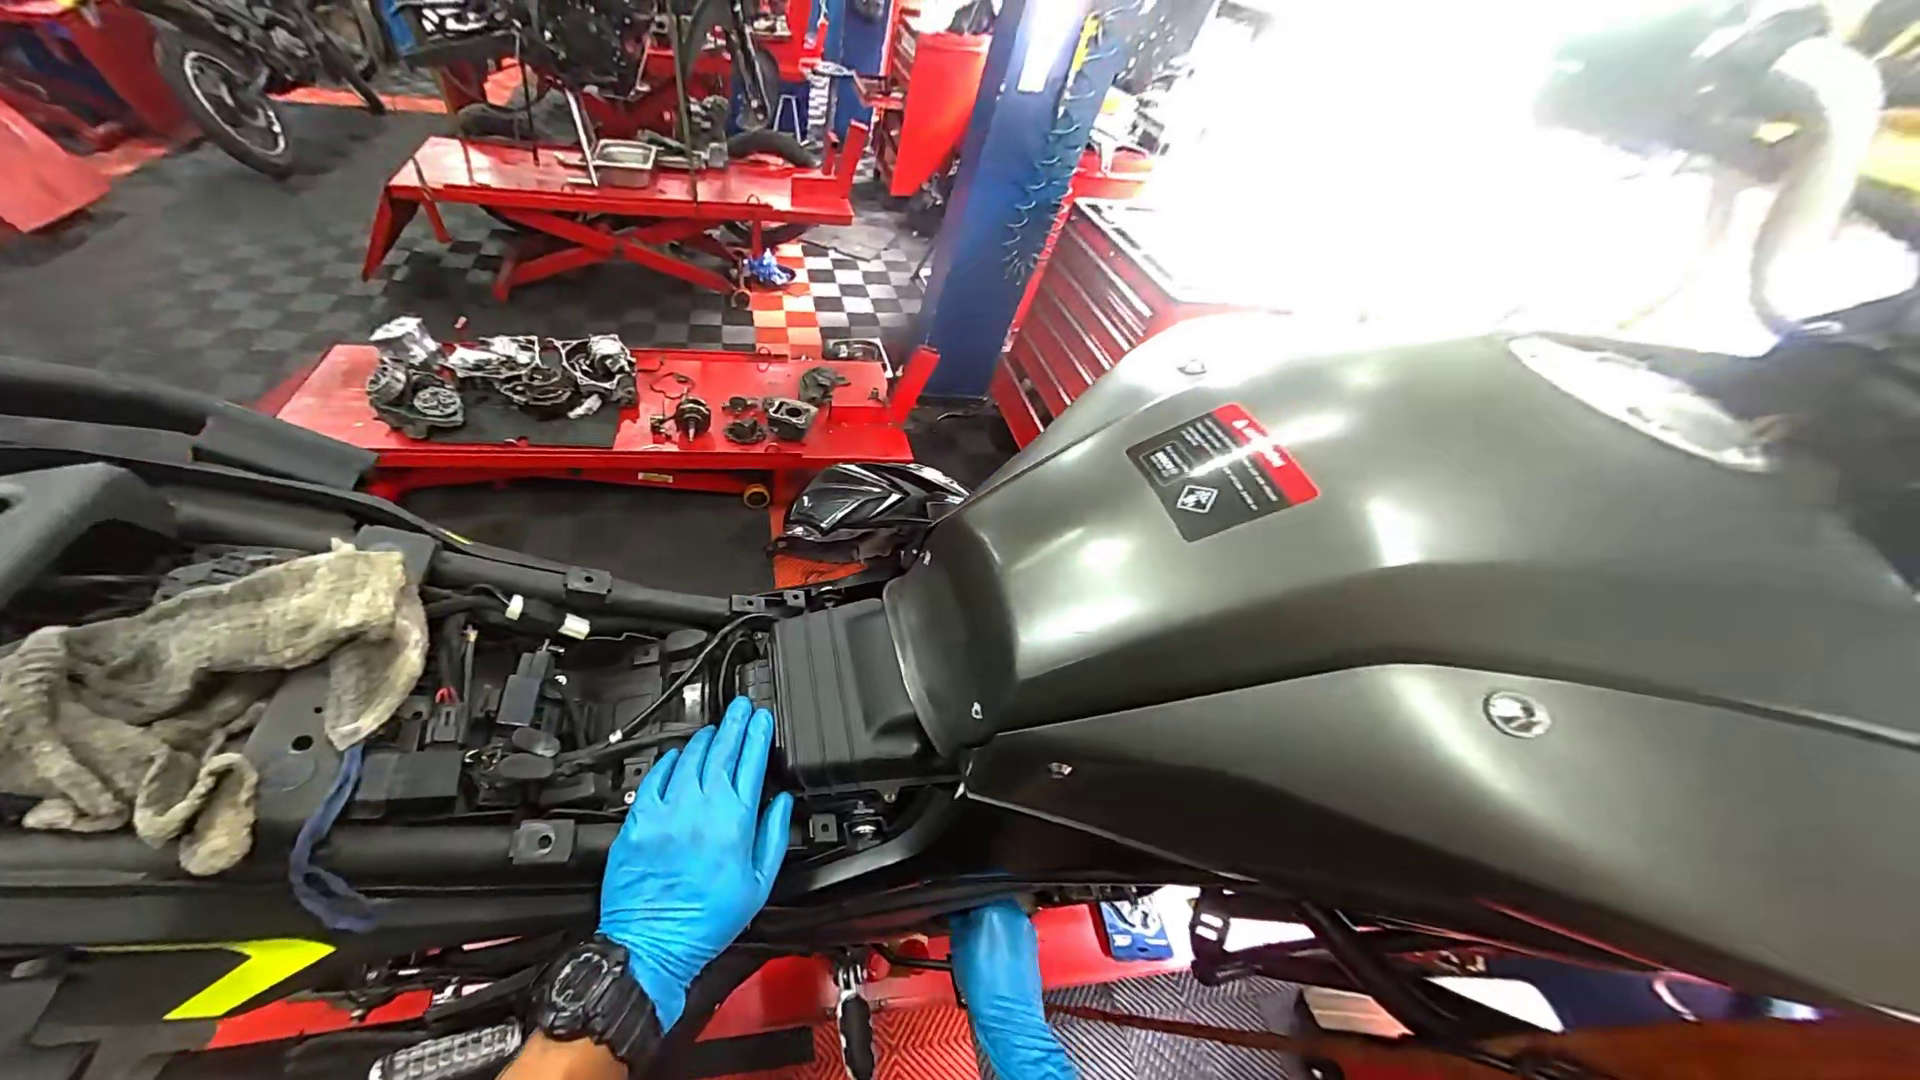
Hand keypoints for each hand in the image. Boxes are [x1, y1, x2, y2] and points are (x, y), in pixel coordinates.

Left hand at [598, 696, 793, 1029]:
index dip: (759, 735)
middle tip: (742, 706)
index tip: (763, 719)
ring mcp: (667, 812)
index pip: (751, 763)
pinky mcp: (639, 821)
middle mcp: (701, 809)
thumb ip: (773, 835)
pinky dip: (669, 761)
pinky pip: (655, 778)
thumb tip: (783, 802)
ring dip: (706, 738)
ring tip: (716, 728)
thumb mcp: (759, 882)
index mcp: (735, 822)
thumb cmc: (705, 921)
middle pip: (722, 750)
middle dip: (735, 723)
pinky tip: (679, 755)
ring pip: (690, 758)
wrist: (650, 947)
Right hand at [950, 900, 1077, 1079]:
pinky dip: (1003, 930)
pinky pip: (1013, 925)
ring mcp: (1025, 925)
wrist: (1010, 1018)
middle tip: (966, 920)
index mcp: (993, 908)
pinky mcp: (1032, 939)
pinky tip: (993, 947)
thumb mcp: (959, 948)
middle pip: (991, 897)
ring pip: (1003, 910)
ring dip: (991, 918)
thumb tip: (958, 910)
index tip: (956, 908)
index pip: (973, 891)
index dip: (962, 899)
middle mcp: (1013, 911)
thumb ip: (959, 920)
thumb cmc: (984, 989)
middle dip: (978, 906)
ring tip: (979, 936)